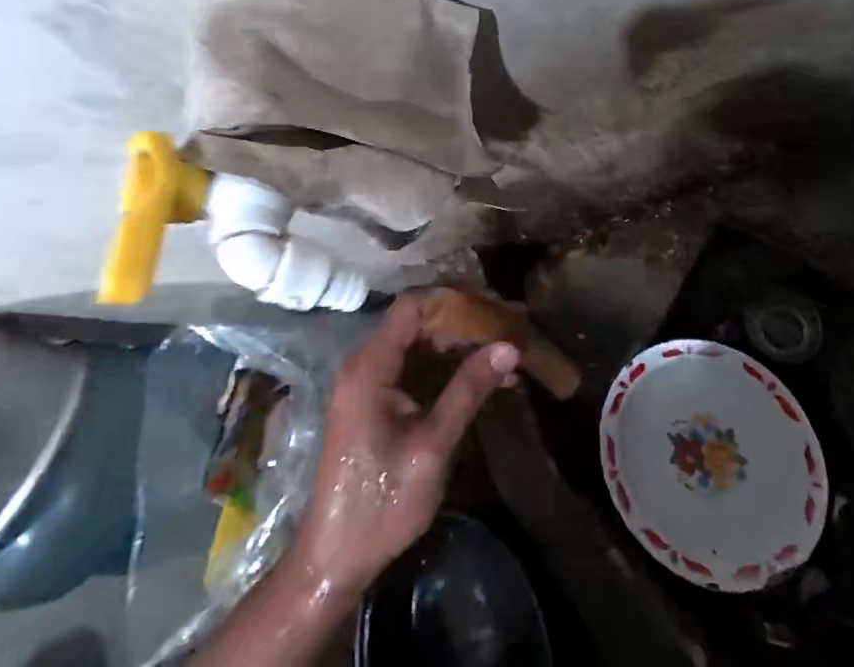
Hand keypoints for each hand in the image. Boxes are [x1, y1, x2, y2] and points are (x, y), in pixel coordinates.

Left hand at [292, 289, 520, 594]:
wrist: (338, 554)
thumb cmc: (382, 500)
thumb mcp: (432, 444)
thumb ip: (468, 390)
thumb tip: (509, 346)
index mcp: (369, 365)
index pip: (412, 307)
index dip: (455, 298)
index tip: (499, 303)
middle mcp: (366, 363)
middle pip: (419, 322)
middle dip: (467, 321)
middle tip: (515, 324)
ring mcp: (371, 382)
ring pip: (422, 346)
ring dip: (464, 346)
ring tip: (513, 348)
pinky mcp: (379, 401)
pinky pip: (418, 370)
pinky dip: (451, 370)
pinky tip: (491, 378)